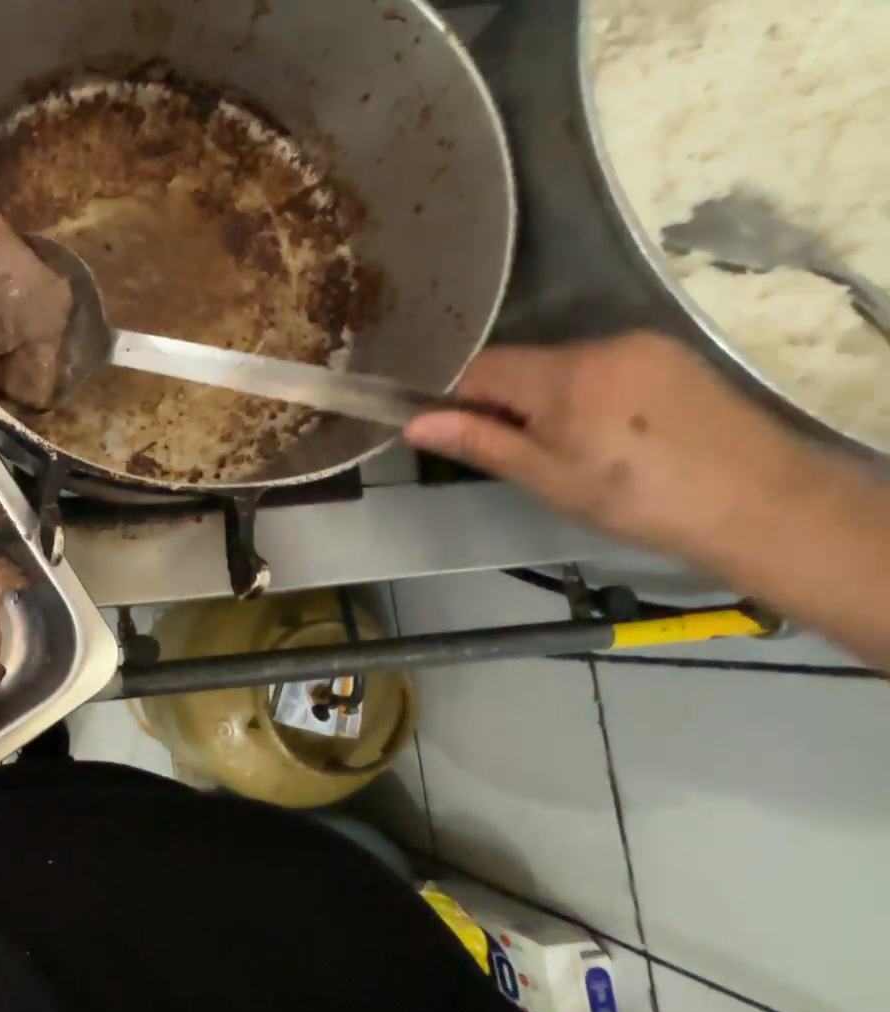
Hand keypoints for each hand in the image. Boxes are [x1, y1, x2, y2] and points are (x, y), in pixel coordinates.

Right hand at [404, 332, 847, 566]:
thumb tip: (413, 423)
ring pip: (562, 366)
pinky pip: (602, 366)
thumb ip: (478, 442)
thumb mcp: (545, 477)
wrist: (760, 503)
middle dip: (507, 402)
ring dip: (547, 399)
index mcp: (565, 374)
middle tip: (521, 453)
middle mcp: (602, 345)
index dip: (457, 398)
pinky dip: (587, 394)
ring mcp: (643, 347)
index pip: (481, 367)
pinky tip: (608, 434)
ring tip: (570, 448)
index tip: (457, 434)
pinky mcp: (672, 357)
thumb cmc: (636, 499)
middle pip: (523, 365)